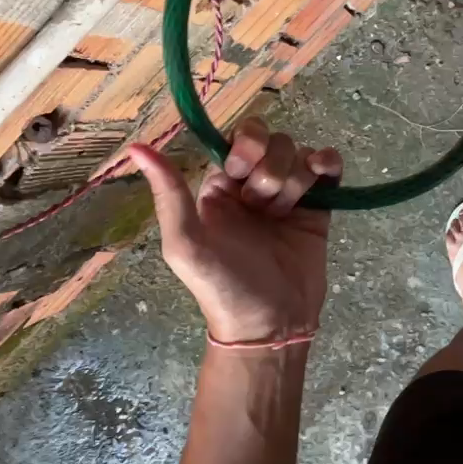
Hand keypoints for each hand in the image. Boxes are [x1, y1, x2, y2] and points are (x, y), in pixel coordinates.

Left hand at [129, 118, 342, 346]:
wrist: (270, 325)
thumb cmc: (223, 287)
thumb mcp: (186, 244)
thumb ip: (169, 194)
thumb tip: (135, 148)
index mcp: (219, 186)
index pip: (238, 138)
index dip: (247, 146)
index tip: (242, 173)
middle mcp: (253, 184)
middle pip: (273, 141)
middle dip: (272, 167)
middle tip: (263, 205)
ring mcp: (288, 194)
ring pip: (298, 154)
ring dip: (294, 180)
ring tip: (283, 216)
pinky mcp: (317, 207)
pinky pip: (327, 165)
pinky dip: (328, 162)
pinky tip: (321, 179)